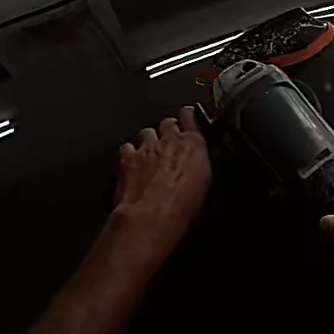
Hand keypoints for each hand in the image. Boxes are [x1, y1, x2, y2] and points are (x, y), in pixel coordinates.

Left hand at [108, 107, 211, 265]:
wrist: (151, 218)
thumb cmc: (183, 208)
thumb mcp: (206, 187)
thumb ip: (202, 166)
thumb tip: (200, 169)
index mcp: (194, 145)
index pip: (191, 116)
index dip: (188, 115)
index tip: (188, 115)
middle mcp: (170, 141)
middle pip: (168, 123)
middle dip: (168, 130)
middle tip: (170, 143)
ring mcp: (147, 147)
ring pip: (147, 132)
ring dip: (149, 141)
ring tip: (151, 156)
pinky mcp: (127, 158)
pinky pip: (127, 147)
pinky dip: (129, 153)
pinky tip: (131, 164)